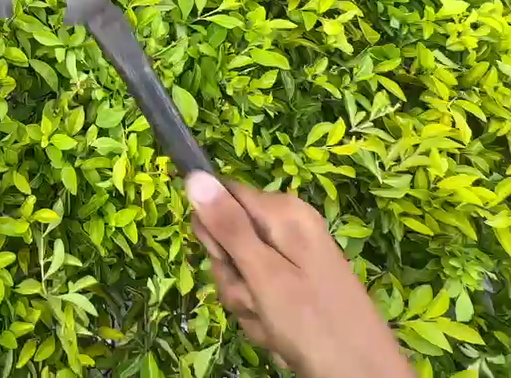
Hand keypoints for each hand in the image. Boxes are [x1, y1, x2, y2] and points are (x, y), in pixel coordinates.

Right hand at [186, 172, 411, 377]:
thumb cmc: (316, 327)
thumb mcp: (265, 275)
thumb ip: (228, 226)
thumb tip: (194, 175)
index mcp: (284, 212)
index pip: (219, 197)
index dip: (213, 231)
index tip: (228, 262)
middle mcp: (289, 227)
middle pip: (228, 236)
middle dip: (233, 275)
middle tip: (256, 300)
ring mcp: (295, 258)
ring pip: (240, 269)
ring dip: (247, 301)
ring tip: (272, 324)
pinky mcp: (299, 286)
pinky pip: (259, 290)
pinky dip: (263, 315)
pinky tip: (281, 335)